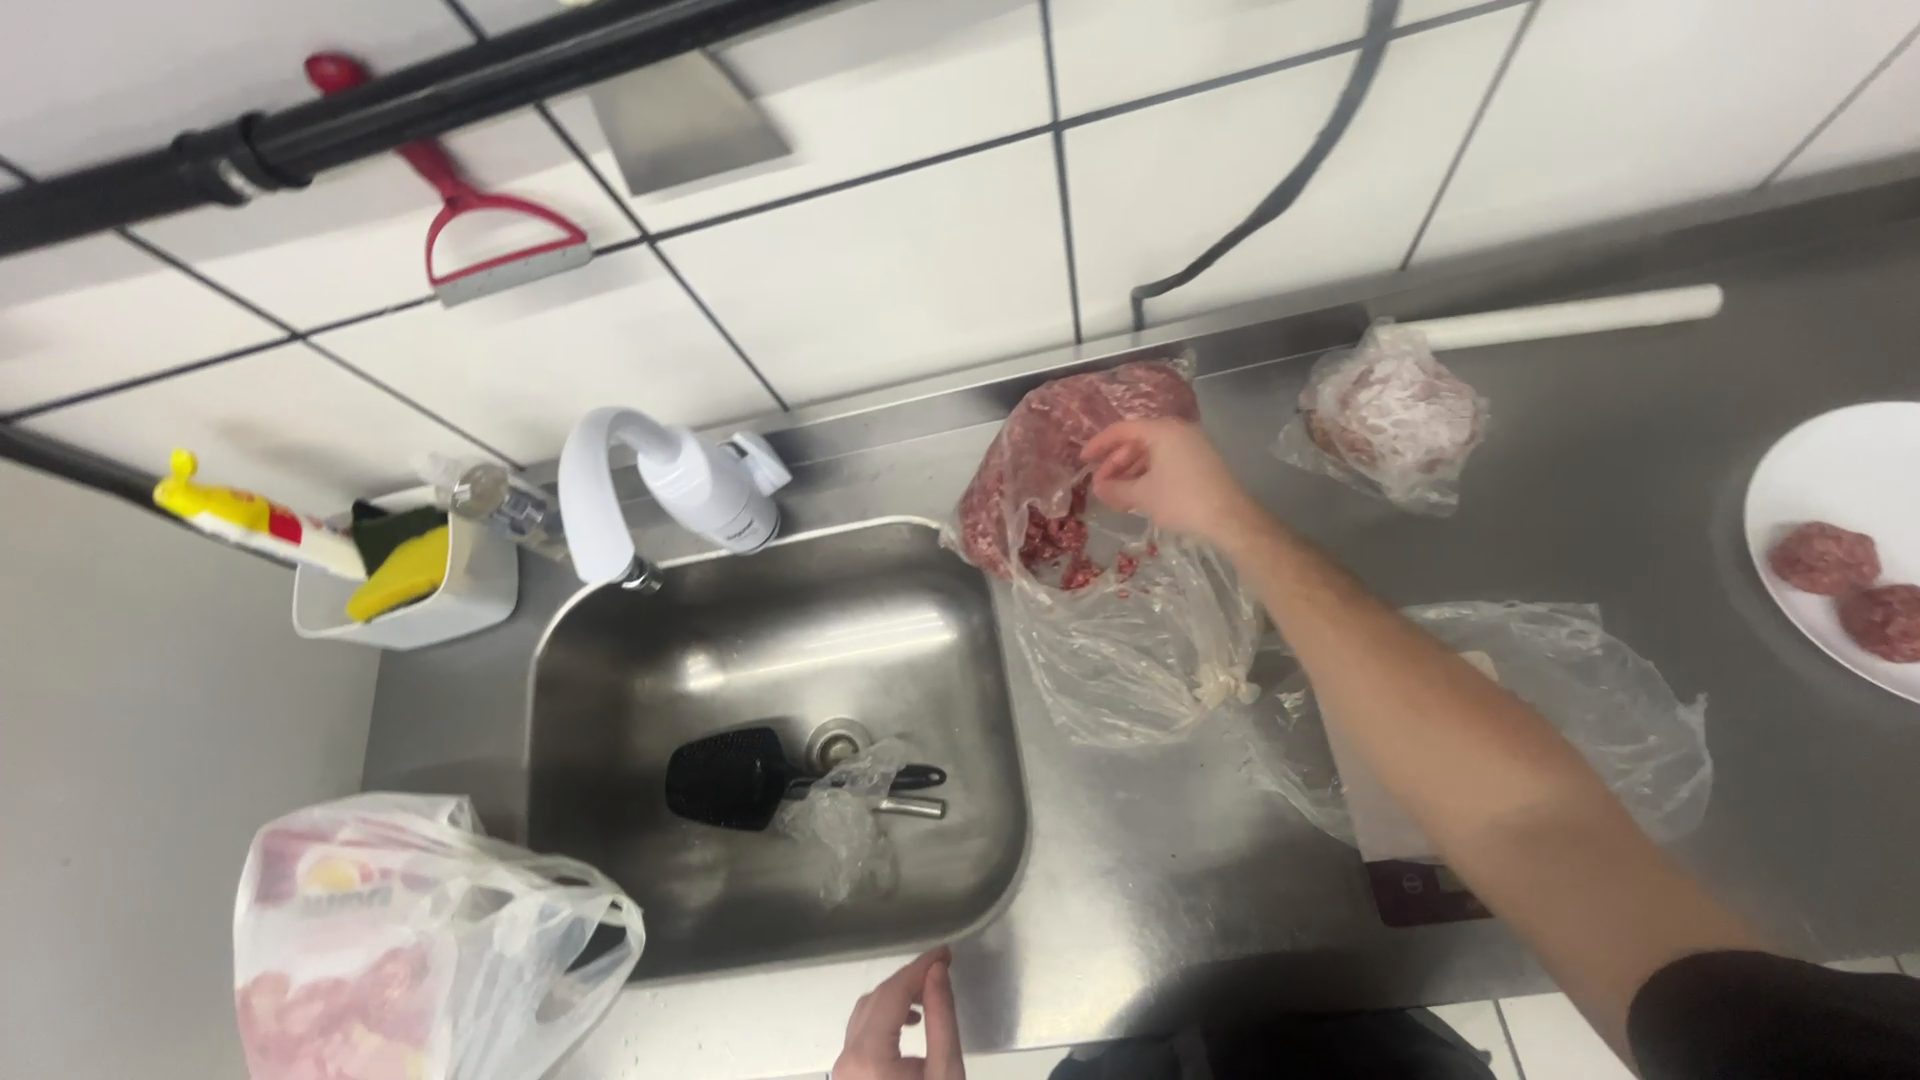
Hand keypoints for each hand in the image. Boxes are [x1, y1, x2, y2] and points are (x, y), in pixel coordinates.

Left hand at [833, 948, 963, 1079]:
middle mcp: (847, 1056)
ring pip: (867, 1010)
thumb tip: (936, 970)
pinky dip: (885, 1014)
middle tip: (941, 968)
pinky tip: (910, 1020)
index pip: (894, 992)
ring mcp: (843, 1066)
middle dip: (911, 979)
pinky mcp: (847, 1073)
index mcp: (869, 1055)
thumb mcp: (945, 1070)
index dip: (920, 966)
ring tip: (928, 993)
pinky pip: (862, 1029)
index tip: (945, 953)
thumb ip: (941, 1018)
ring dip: (897, 995)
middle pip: (878, 998)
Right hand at [1081, 418, 1265, 547]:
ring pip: (1152, 453)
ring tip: (1116, 495)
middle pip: (1137, 441)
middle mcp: (1178, 431)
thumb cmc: (1181, 500)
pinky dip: (1148, 475)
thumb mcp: (1143, 495)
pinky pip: (1166, 461)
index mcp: (1162, 430)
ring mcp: (1192, 446)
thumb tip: (1099, 489)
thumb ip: (1116, 489)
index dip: (1099, 445)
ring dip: (1131, 472)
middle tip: (1100, 485)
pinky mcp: (1201, 462)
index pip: (1122, 430)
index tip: (1083, 460)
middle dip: (1115, 464)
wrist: (1229, 519)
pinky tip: (1139, 495)